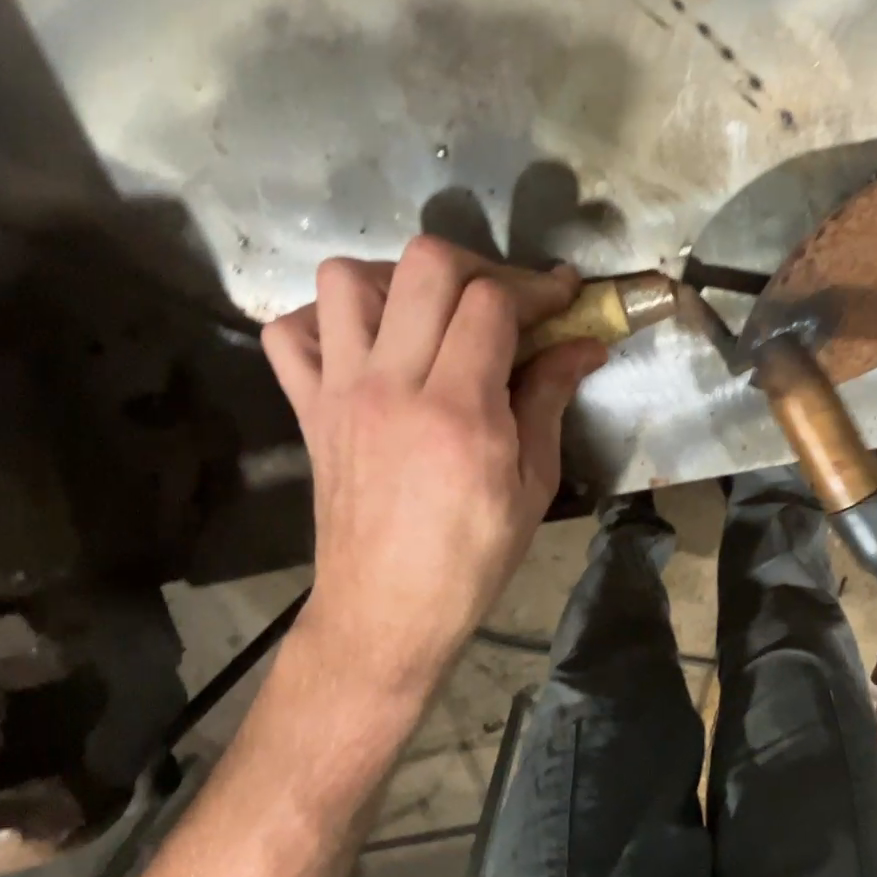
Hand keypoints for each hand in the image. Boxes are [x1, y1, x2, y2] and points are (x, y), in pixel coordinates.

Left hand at [261, 236, 607, 691]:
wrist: (386, 609)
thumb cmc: (474, 557)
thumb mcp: (533, 483)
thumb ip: (550, 400)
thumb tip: (584, 345)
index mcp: (458, 411)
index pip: (492, 303)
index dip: (537, 288)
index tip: (565, 297)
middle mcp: (391, 386)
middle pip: (425, 267)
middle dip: (480, 268)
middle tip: (507, 303)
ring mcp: (339, 392)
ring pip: (348, 279)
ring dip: (401, 281)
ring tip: (435, 316)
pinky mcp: (308, 407)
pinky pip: (292, 332)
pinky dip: (330, 320)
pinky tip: (370, 345)